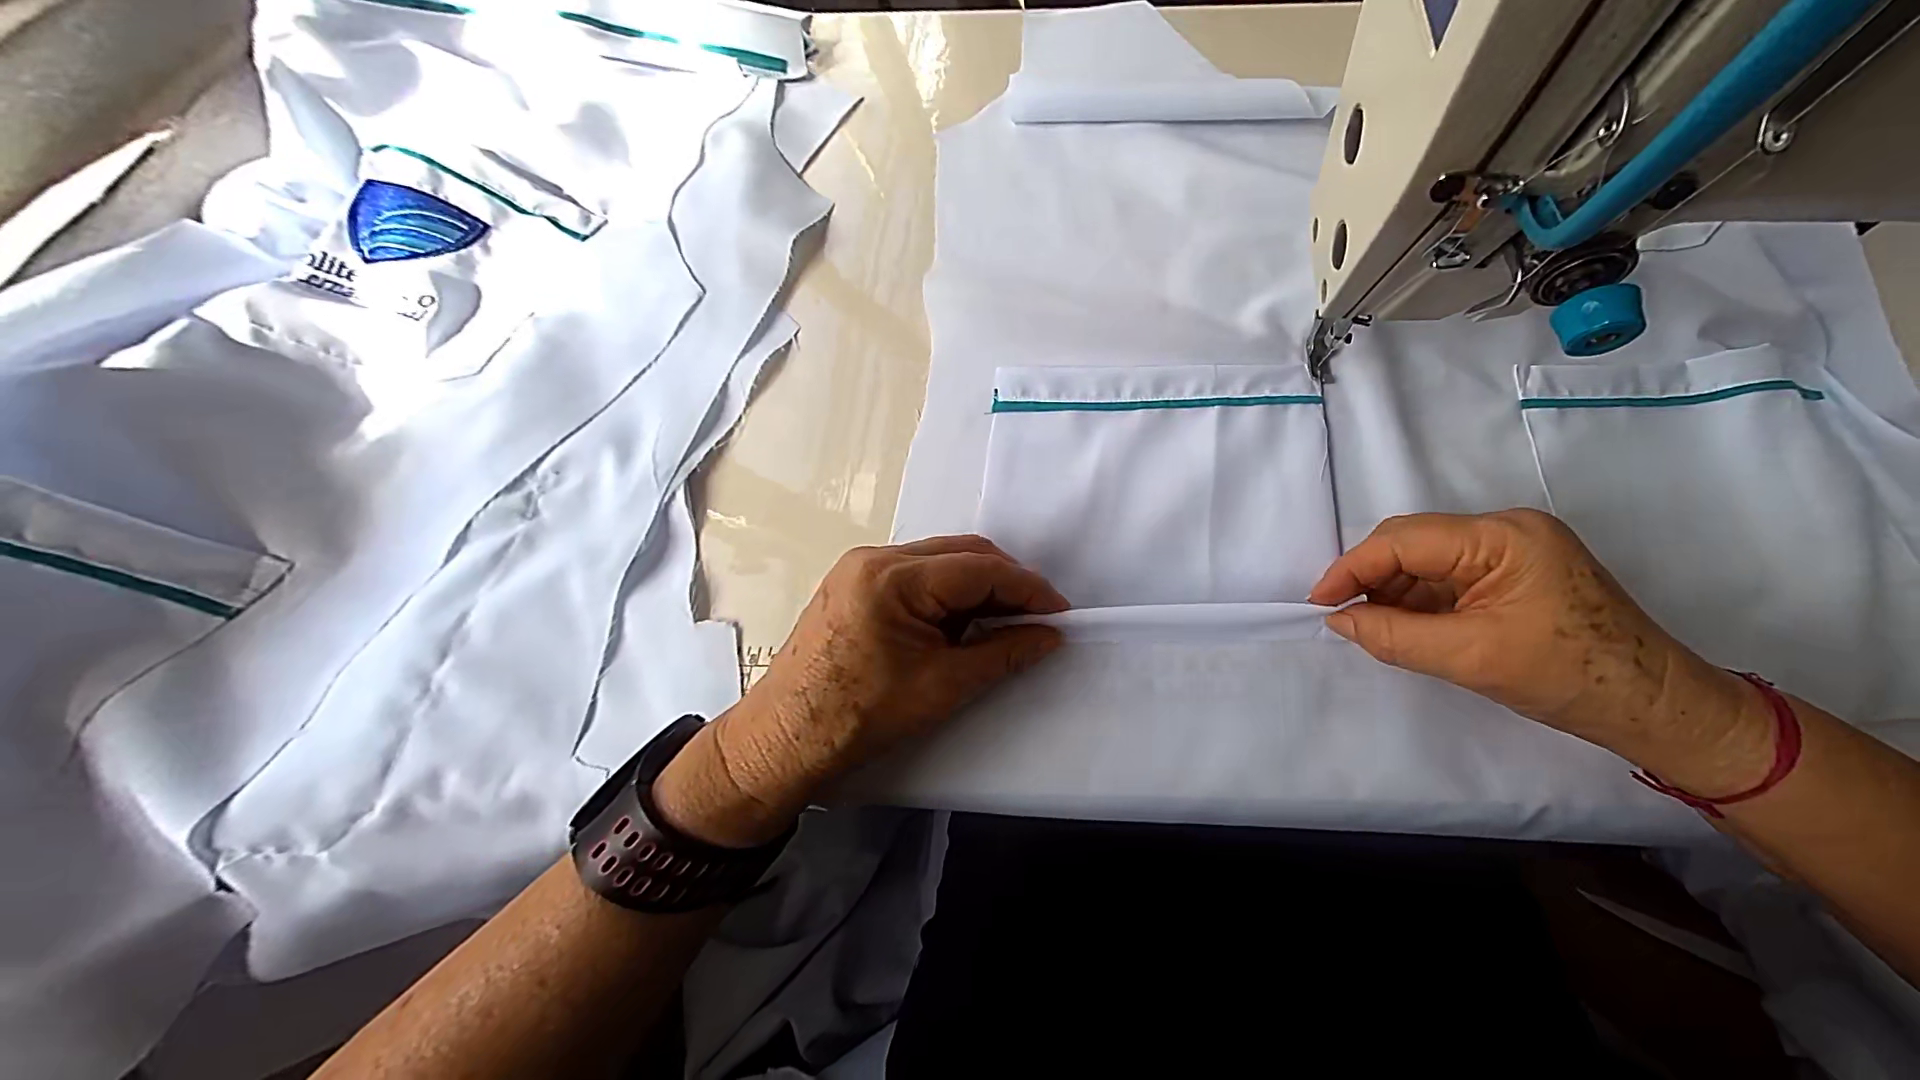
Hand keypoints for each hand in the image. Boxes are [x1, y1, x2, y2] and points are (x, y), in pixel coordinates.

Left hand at [655, 536, 1067, 845]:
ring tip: (1003, 625)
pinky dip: (946, 594)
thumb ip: (1003, 653)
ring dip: (976, 588)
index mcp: (894, 577)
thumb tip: (1049, 636)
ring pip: (939, 562)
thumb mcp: (943, 686)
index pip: (979, 568)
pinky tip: (961, 624)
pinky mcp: (853, 584)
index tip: (1060, 613)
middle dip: (1005, 584)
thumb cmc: (860, 716)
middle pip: (960, 554)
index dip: (1028, 589)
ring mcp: (859, 567)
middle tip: (1036, 620)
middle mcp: (875, 557)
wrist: (783, 739)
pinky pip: (915, 575)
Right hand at [1308, 509, 1774, 793]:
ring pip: (1424, 558)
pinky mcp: (1513, 570)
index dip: (1352, 568)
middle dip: (1370, 577)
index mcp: (1503, 536)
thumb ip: (1392, 634)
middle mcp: (1506, 529)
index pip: (1403, 540)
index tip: (1319, 602)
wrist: (1657, 708)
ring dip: (1392, 590)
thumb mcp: (1467, 657)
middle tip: (1341, 614)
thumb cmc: (1568, 678)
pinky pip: (1445, 574)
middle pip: (1411, 542)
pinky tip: (1405, 624)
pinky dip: (1417, 599)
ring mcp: (1512, 548)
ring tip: (1373, 626)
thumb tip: (1337, 620)